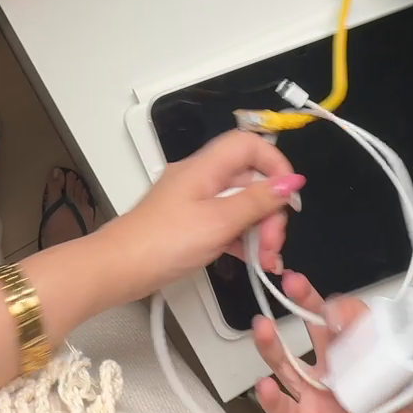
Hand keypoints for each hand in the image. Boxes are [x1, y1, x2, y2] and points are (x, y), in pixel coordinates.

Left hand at [97, 130, 303, 299]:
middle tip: (273, 246)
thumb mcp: (218, 222)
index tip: (290, 196)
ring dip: (260, 231)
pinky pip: (227, 223)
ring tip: (265, 262)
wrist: (121, 268)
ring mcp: (195, 200)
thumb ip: (256, 201)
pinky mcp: (192, 224)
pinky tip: (253, 262)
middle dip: (270, 211)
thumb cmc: (166, 241)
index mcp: (204, 167)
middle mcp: (200, 177)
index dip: (274, 163)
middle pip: (249, 179)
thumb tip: (291, 181)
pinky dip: (243, 240)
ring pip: (241, 204)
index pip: (247, 144)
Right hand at [252, 273, 412, 412]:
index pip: (364, 333)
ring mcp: (322, 408)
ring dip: (273, 344)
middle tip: (293, 282)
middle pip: (321, 336)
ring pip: (289, 367)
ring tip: (262, 327)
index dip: (353, 316)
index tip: (346, 313)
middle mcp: (346, 385)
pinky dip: (269, 400)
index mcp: (380, 380)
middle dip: (306, 305)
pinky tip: (265, 386)